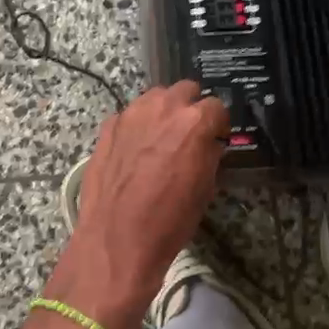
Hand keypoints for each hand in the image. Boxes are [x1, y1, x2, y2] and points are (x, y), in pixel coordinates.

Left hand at [46, 83, 227, 328]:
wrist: (117, 238)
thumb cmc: (170, 220)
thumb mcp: (205, 189)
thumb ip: (209, 154)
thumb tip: (209, 143)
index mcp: (194, 122)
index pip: (217, 106)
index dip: (219, 124)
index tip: (217, 137)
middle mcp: (163, 107)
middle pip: (185, 90)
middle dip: (191, 107)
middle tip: (191, 133)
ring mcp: (132, 113)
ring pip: (155, 97)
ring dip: (164, 111)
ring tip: (162, 138)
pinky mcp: (109, 125)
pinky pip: (130, 115)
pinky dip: (137, 125)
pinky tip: (135, 150)